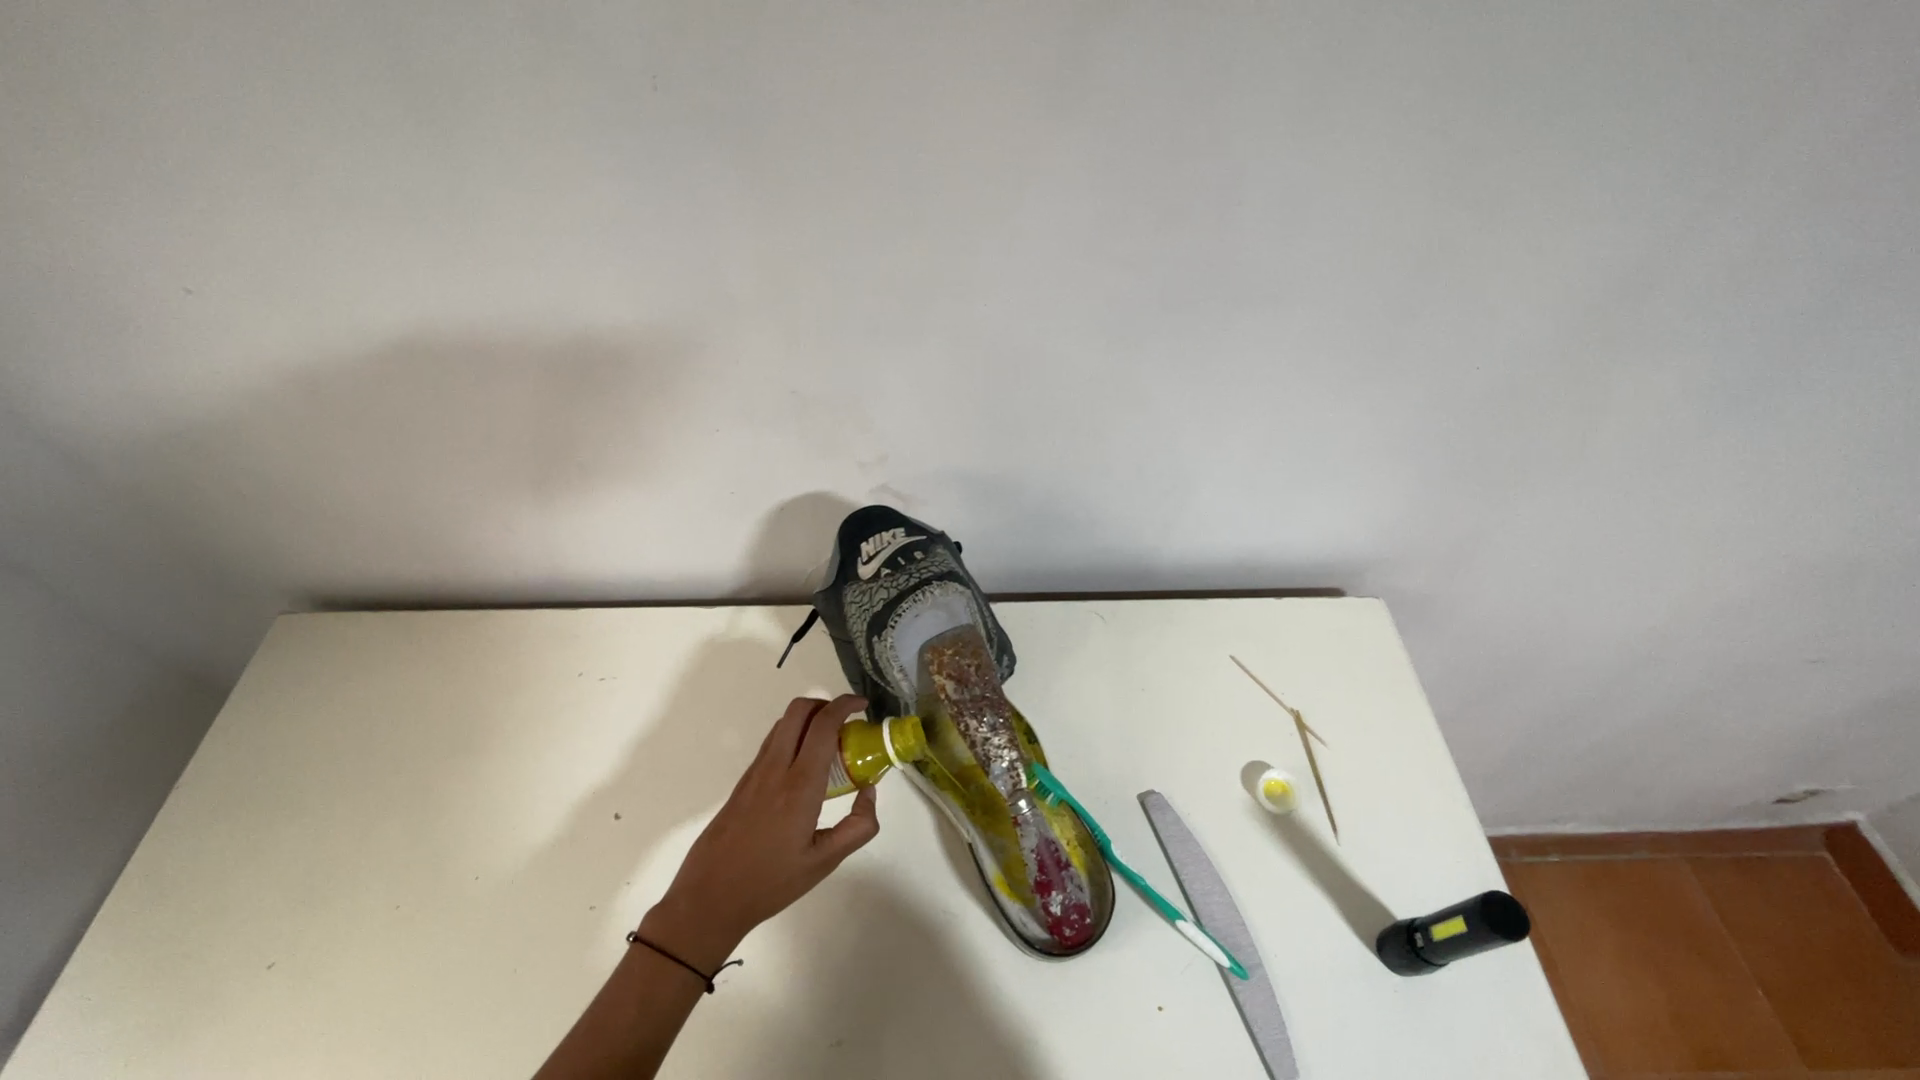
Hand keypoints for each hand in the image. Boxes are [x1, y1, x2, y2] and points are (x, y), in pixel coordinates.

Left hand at [639, 695, 880, 969]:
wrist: (710, 898)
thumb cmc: (771, 882)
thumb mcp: (825, 862)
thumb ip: (858, 826)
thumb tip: (869, 792)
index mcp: (799, 786)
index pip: (823, 726)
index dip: (845, 706)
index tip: (863, 706)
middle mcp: (775, 769)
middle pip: (797, 711)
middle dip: (826, 704)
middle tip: (847, 722)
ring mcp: (755, 774)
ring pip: (782, 725)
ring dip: (808, 720)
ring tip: (831, 745)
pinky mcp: (743, 783)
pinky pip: (772, 744)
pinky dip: (794, 737)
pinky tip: (806, 768)